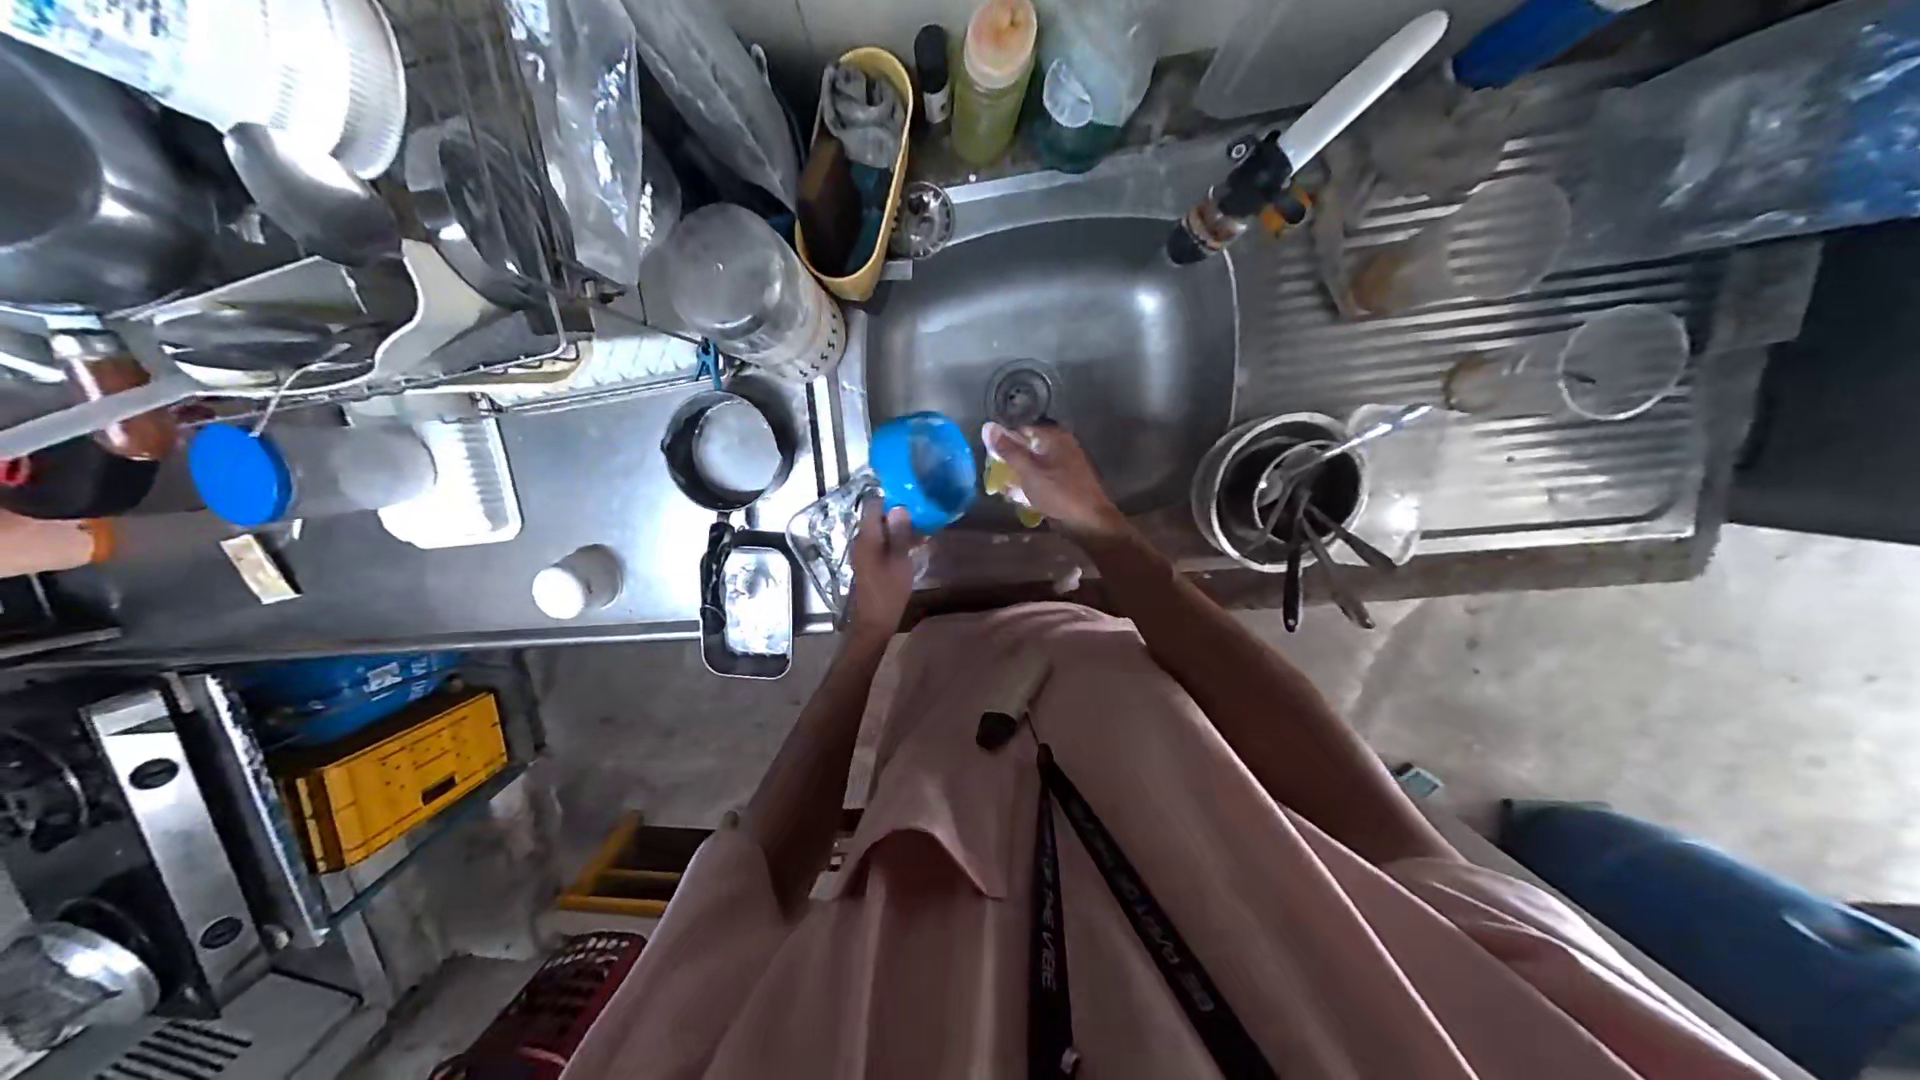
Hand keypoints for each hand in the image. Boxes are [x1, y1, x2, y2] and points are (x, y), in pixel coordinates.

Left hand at [846, 498, 915, 639]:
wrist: (875, 621)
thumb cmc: (889, 590)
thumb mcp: (899, 560)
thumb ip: (899, 533)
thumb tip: (899, 507)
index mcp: (867, 537)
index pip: (874, 506)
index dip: (892, 500)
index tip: (912, 500)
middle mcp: (862, 541)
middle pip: (879, 518)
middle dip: (900, 516)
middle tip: (923, 517)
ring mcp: (865, 552)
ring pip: (883, 532)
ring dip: (901, 530)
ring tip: (924, 532)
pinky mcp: (870, 563)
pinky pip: (883, 544)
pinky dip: (897, 542)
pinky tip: (915, 547)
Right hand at [982, 421, 1126, 540]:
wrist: (1089, 522)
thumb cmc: (1059, 494)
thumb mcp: (1029, 472)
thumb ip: (1008, 450)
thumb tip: (988, 427)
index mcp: (1056, 437)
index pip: (1022, 430)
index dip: (1005, 442)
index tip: (993, 459)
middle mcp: (1062, 446)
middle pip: (1028, 447)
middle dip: (1011, 461)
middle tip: (997, 476)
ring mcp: (1066, 464)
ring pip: (1034, 464)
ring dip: (1019, 475)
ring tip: (1007, 490)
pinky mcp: (1066, 481)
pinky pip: (1043, 477)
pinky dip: (1031, 484)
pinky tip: (1021, 497)